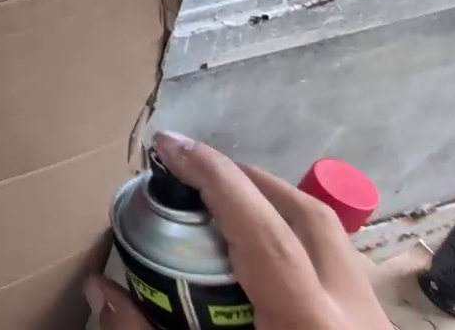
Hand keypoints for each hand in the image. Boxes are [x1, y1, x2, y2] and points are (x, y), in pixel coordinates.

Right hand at [88, 133, 386, 329]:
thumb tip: (98, 289)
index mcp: (311, 327)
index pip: (259, 224)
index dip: (210, 173)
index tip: (166, 143)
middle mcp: (356, 320)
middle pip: (306, 217)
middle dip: (243, 179)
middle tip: (188, 169)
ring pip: (329, 244)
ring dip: (271, 210)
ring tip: (218, 207)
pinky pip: (336, 275)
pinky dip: (293, 250)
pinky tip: (257, 268)